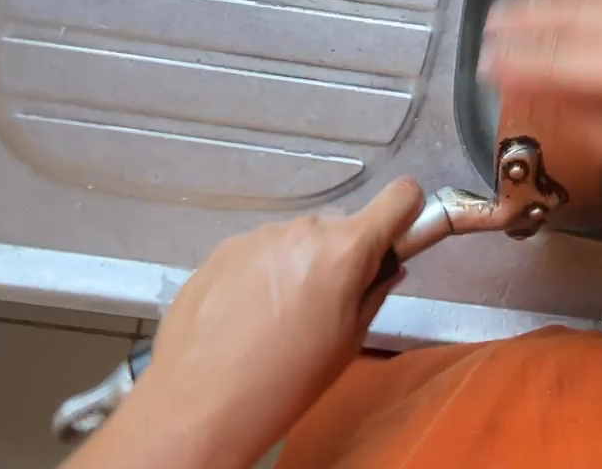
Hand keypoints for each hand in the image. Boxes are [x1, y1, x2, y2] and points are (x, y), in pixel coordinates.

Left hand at [113, 179, 422, 467]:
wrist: (195, 408)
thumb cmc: (286, 382)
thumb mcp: (349, 342)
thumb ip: (375, 291)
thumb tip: (386, 267)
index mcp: (346, 248)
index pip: (401, 194)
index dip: (406, 212)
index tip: (395, 238)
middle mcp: (305, 228)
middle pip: (342, 224)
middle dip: (342, 253)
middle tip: (324, 301)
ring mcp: (259, 234)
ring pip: (298, 239)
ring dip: (299, 262)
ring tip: (275, 315)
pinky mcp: (223, 248)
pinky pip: (260, 250)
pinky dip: (262, 272)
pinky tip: (243, 316)